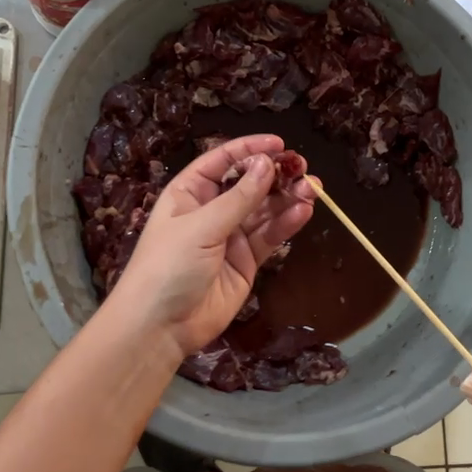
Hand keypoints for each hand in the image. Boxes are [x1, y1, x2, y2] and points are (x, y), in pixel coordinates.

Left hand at [104, 134, 315, 358]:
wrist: (159, 327)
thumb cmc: (168, 265)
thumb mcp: (201, 226)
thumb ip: (239, 198)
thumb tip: (267, 163)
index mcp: (190, 192)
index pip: (222, 161)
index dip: (249, 149)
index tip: (279, 143)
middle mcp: (211, 210)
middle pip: (248, 184)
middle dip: (275, 175)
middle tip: (303, 168)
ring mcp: (230, 237)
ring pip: (264, 210)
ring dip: (287, 198)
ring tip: (312, 190)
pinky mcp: (246, 262)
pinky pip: (269, 237)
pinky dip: (286, 224)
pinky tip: (303, 212)